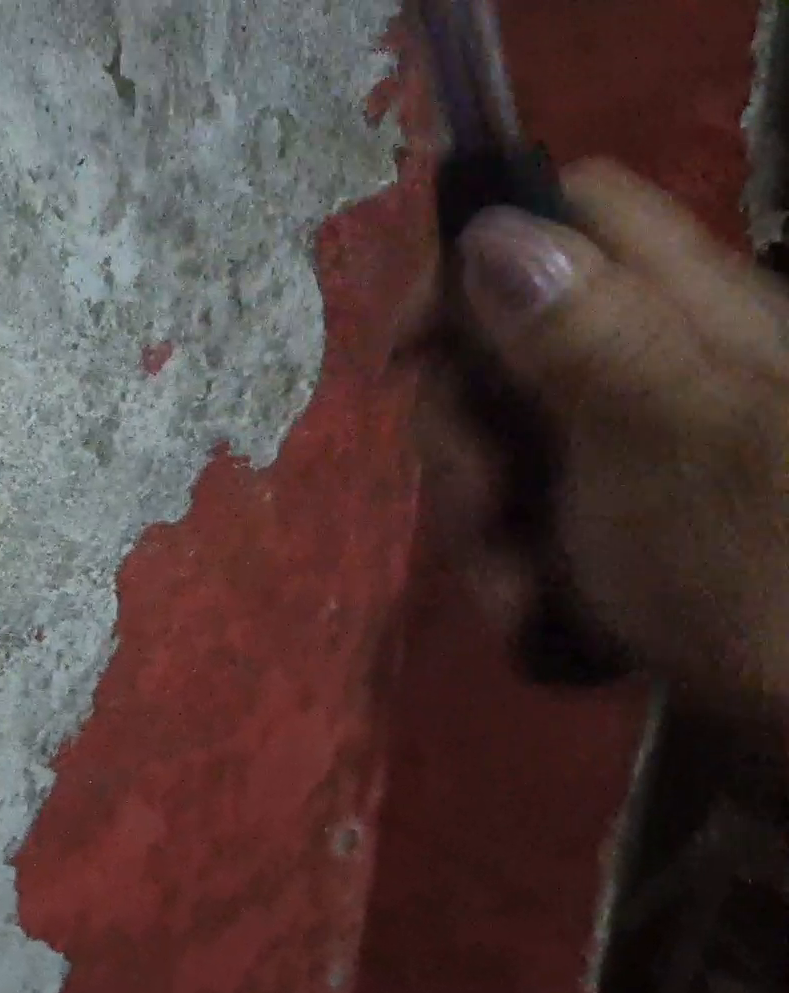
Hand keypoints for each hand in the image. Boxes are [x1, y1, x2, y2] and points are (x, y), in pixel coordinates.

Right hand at [414, 160, 788, 708]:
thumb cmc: (764, 576)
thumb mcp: (668, 445)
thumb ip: (584, 336)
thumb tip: (492, 233)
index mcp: (683, 317)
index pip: (566, 214)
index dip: (471, 258)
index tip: (411, 347)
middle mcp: (641, 364)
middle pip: (491, 343)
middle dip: (453, 427)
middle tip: (486, 492)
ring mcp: (612, 442)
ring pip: (480, 436)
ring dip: (471, 513)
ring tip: (521, 577)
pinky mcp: (592, 507)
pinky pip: (499, 505)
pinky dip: (498, 558)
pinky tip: (535, 606)